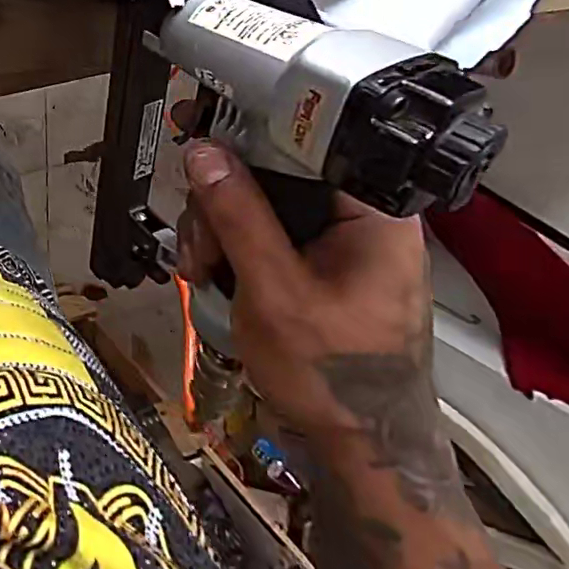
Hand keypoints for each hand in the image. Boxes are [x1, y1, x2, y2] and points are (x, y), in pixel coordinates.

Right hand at [176, 140, 431, 436]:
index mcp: (370, 213)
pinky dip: (222, 247)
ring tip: (206, 272)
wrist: (355, 444)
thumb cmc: (333, 375)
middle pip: (265, 170)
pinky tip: (211, 274)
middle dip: (218, 204)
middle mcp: (349, 216)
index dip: (248, 129)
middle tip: (204, 248)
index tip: (198, 124)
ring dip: (212, 230)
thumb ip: (239, 218)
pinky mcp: (303, 259)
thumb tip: (204, 152)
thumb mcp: (276, 292)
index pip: (306, 141)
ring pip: (248, 199)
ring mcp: (324, 239)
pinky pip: (251, 230)